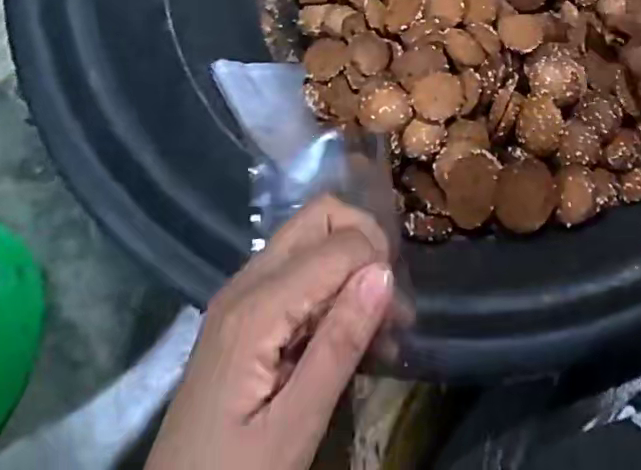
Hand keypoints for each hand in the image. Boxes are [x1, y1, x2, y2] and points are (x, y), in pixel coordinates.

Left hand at [147, 196, 393, 469]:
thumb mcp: (294, 426)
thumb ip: (339, 345)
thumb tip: (383, 272)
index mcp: (257, 307)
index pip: (339, 243)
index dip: (379, 267)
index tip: (398, 320)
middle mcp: (246, 281)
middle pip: (319, 214)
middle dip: (366, 242)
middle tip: (389, 302)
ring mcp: (241, 291)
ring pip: (309, 235)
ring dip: (350, 261)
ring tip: (375, 324)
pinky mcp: (242, 309)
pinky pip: (295, 266)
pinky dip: (330, 280)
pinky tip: (344, 329)